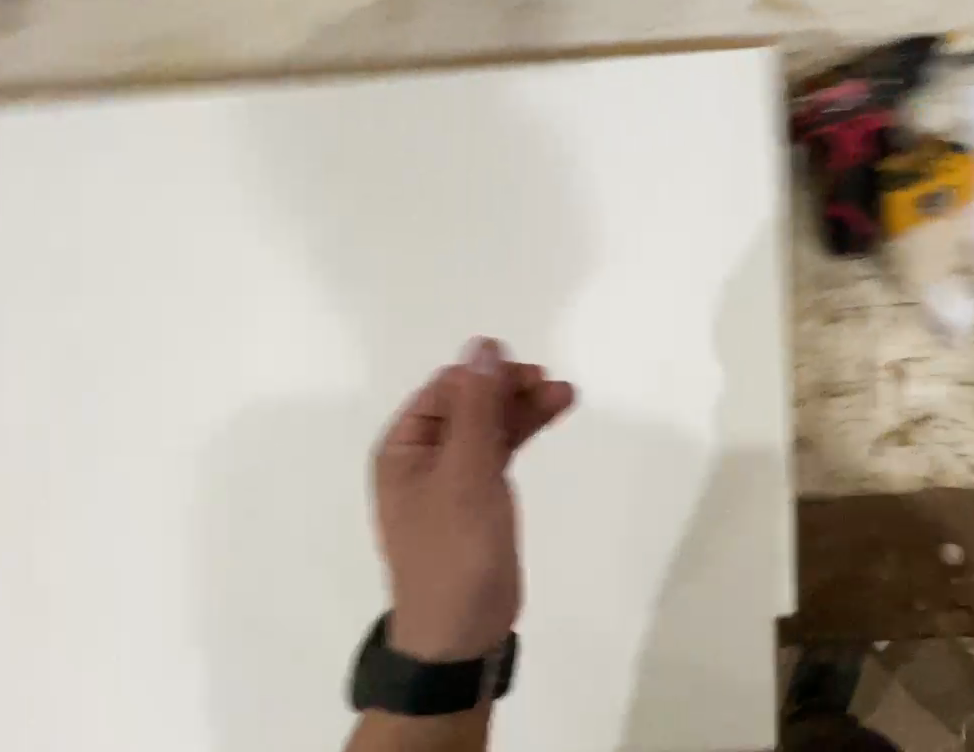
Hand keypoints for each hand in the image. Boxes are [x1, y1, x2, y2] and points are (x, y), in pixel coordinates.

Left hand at [372, 337, 575, 660]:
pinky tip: (553, 414)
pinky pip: (501, 447)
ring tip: (568, 395)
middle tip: (555, 387)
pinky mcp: (479, 493)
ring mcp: (453, 475)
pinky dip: (525, 429)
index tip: (532, 377)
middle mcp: (425, 454)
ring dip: (526, 406)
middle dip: (511, 389)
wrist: (461, 629)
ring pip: (492, 422)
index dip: (488, 375)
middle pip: (472, 402)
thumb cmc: (454, 549)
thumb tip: (483, 345)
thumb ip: (477, 407)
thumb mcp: (466, 473)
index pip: (448, 388)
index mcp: (405, 446)